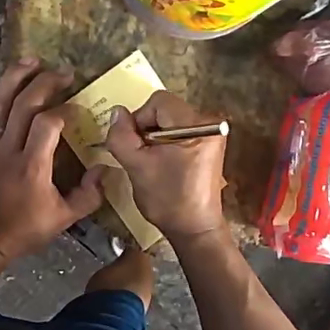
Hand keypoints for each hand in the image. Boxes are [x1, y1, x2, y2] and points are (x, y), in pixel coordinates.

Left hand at [0, 59, 105, 259]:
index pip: (47, 124)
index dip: (64, 109)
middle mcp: (7, 149)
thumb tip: (105, 168)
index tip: (78, 107)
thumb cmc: (25, 229)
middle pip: (23, 104)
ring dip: (15, 77)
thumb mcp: (64, 218)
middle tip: (63, 73)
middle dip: (44, 83)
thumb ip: (89, 194)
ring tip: (32, 61)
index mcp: (32, 166)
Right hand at [104, 91, 228, 244]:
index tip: (136, 145)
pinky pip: (181, 132)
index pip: (159, 101)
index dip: (139, 119)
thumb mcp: (137, 166)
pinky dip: (168, 143)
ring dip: (156, 137)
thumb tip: (117, 112)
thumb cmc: (167, 199)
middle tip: (143, 156)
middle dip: (148, 129)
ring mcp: (212, 135)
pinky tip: (165, 165)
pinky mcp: (210, 146)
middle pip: (166, 109)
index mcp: (197, 125)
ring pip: (171, 121)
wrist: (195, 228)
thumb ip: (121, 135)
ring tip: (154, 162)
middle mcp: (210, 124)